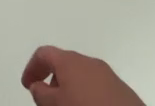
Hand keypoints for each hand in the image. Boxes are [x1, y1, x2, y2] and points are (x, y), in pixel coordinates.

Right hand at [21, 46, 146, 105]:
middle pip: (65, 64)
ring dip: (74, 88)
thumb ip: (40, 93)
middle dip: (54, 80)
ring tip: (71, 105)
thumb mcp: (55, 104)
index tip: (28, 84)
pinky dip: (91, 96)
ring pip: (85, 77)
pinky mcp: (126, 93)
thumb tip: (37, 86)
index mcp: (70, 60)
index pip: (43, 53)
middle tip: (50, 99)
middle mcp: (90, 62)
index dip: (32, 68)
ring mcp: (111, 77)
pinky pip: (101, 89)